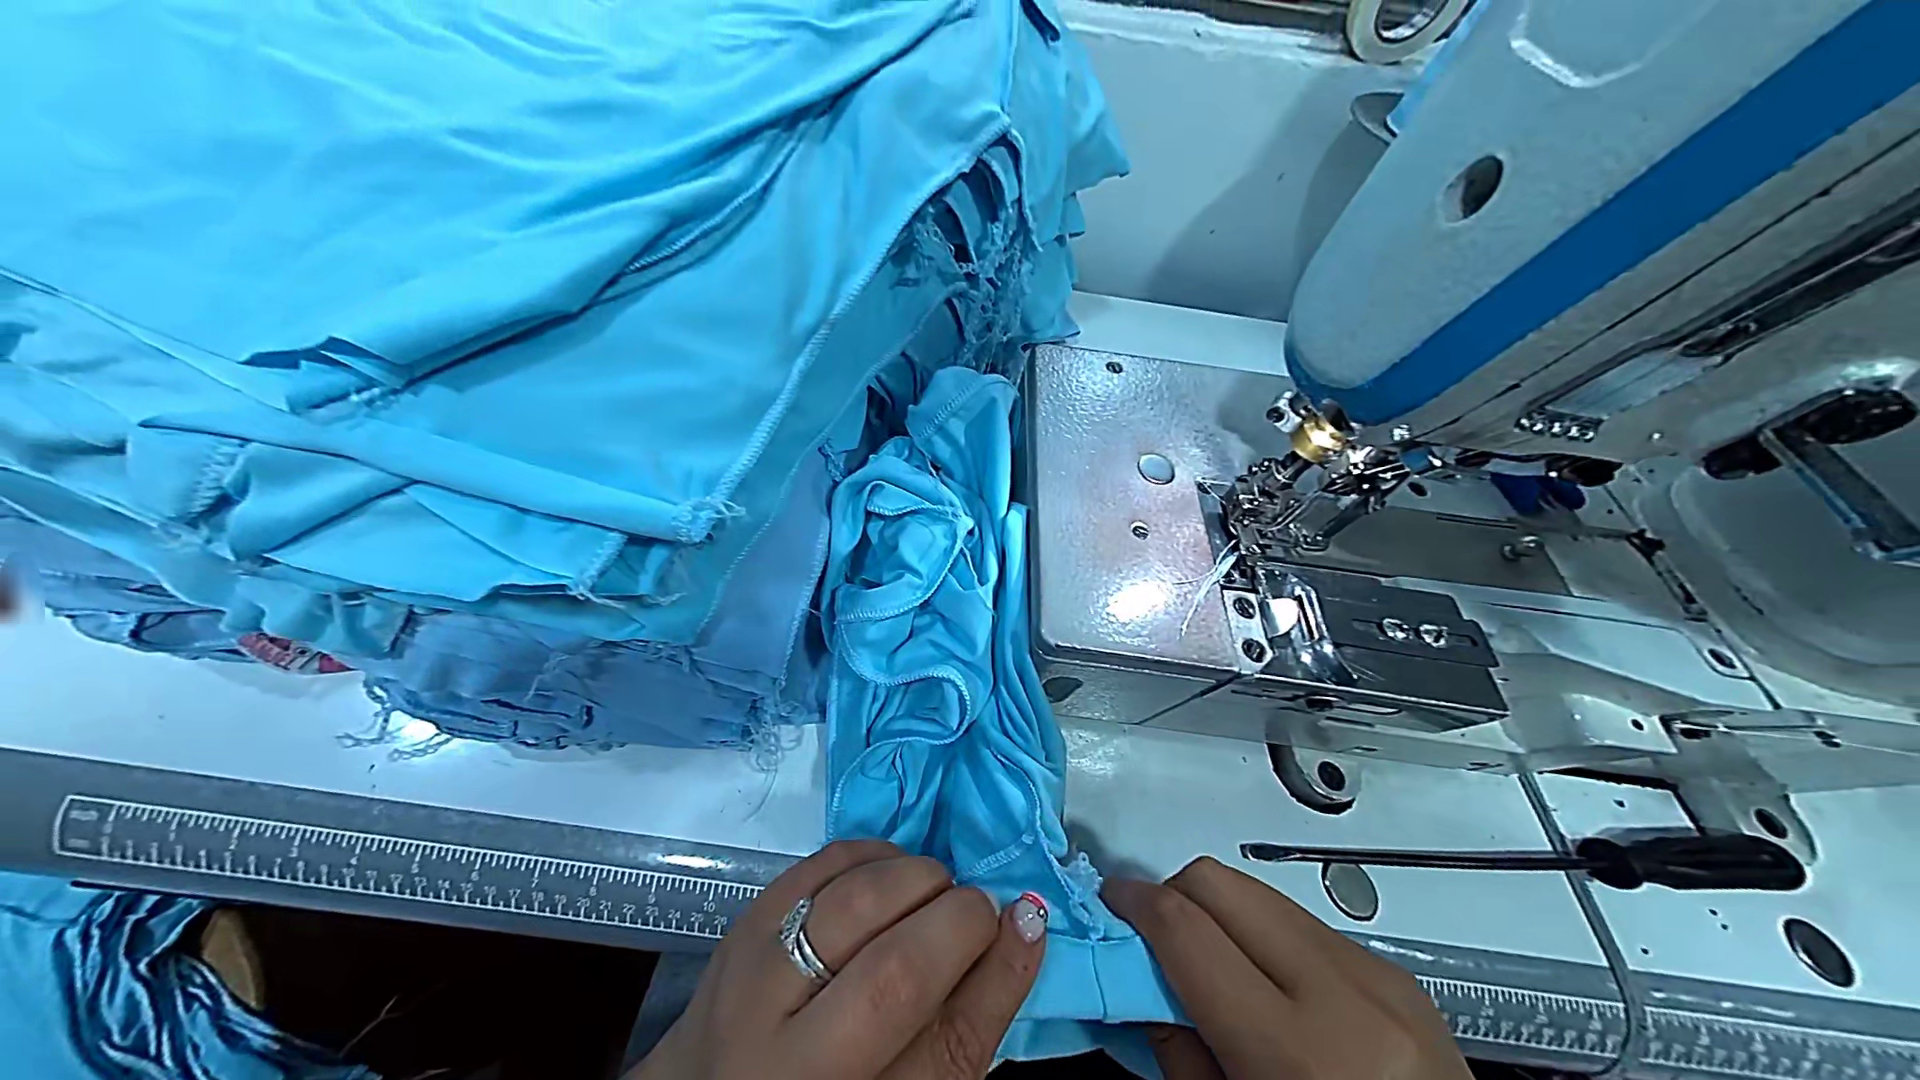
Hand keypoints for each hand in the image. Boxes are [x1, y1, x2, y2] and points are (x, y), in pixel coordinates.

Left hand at [631, 840, 1047, 1079]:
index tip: (1025, 917)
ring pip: (853, 901)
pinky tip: (887, 874)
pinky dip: (870, 855)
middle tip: (970, 911)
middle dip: (954, 916)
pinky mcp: (743, 925)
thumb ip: (971, 1013)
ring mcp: (753, 983)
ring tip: (929, 892)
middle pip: (892, 972)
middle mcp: (788, 1060)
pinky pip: (820, 864)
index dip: (997, 969)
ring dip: (913, 877)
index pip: (945, 1045)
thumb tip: (1027, 919)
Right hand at [1105, 856, 1471, 1079]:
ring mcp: (1380, 978)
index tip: (1111, 907)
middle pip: (1220, 883)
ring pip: (1258, 893)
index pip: (1187, 928)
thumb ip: (1176, 1049)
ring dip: (1218, 914)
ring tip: (1211, 967)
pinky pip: (1302, 923)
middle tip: (1154, 940)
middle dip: (1173, 896)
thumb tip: (1135, 976)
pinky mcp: (1398, 976)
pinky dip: (1263, 936)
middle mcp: (1348, 996)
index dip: (1134, 904)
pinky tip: (1265, 985)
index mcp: (1302, 1051)